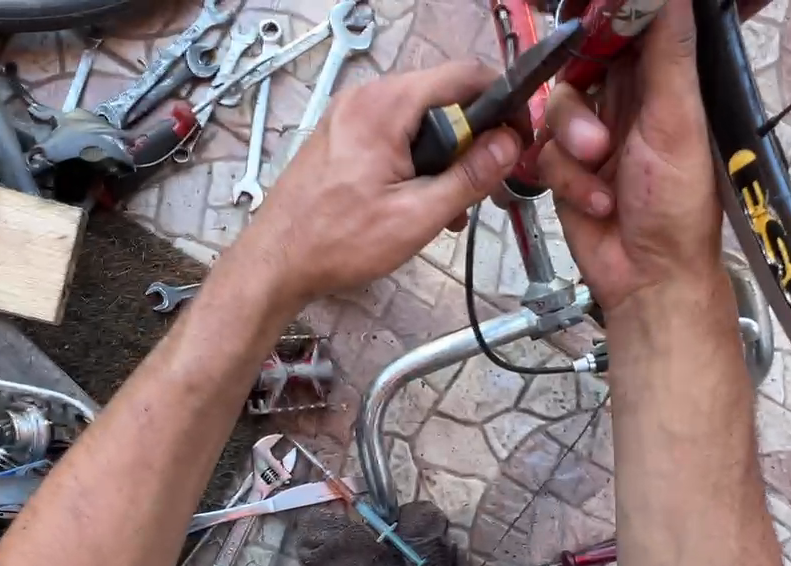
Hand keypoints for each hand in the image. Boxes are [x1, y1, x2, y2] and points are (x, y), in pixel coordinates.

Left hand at [226, 60, 522, 305]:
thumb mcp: (417, 216)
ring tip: (445, 211)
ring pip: (417, 125)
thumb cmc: (334, 242)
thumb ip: (468, 177)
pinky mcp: (340, 141)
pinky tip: (415, 207)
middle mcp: (364, 100)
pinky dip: (412, 167)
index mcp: (386, 106)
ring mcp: (349, 119)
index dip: (501, 107)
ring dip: (441, 163)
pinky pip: (391, 141)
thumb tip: (508, 145)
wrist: (276, 264)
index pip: (466, 76)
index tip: (514, 142)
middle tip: (477, 190)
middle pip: (442, 101)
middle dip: (468, 144)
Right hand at [538, 0, 725, 315]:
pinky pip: (547, 156)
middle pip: (580, 66)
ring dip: (574, 144)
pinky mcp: (565, 173)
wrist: (646, 276)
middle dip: (582, 100)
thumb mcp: (677, 121)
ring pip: (558, 110)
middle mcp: (624, 103)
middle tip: (598, 129)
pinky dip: (569, 181)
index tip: (584, 25)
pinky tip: (596, 203)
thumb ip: (667, 54)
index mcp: (660, 82)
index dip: (603, 24)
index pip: (626, 30)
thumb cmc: (675, 204)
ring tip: (599, 170)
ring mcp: (591, 138)